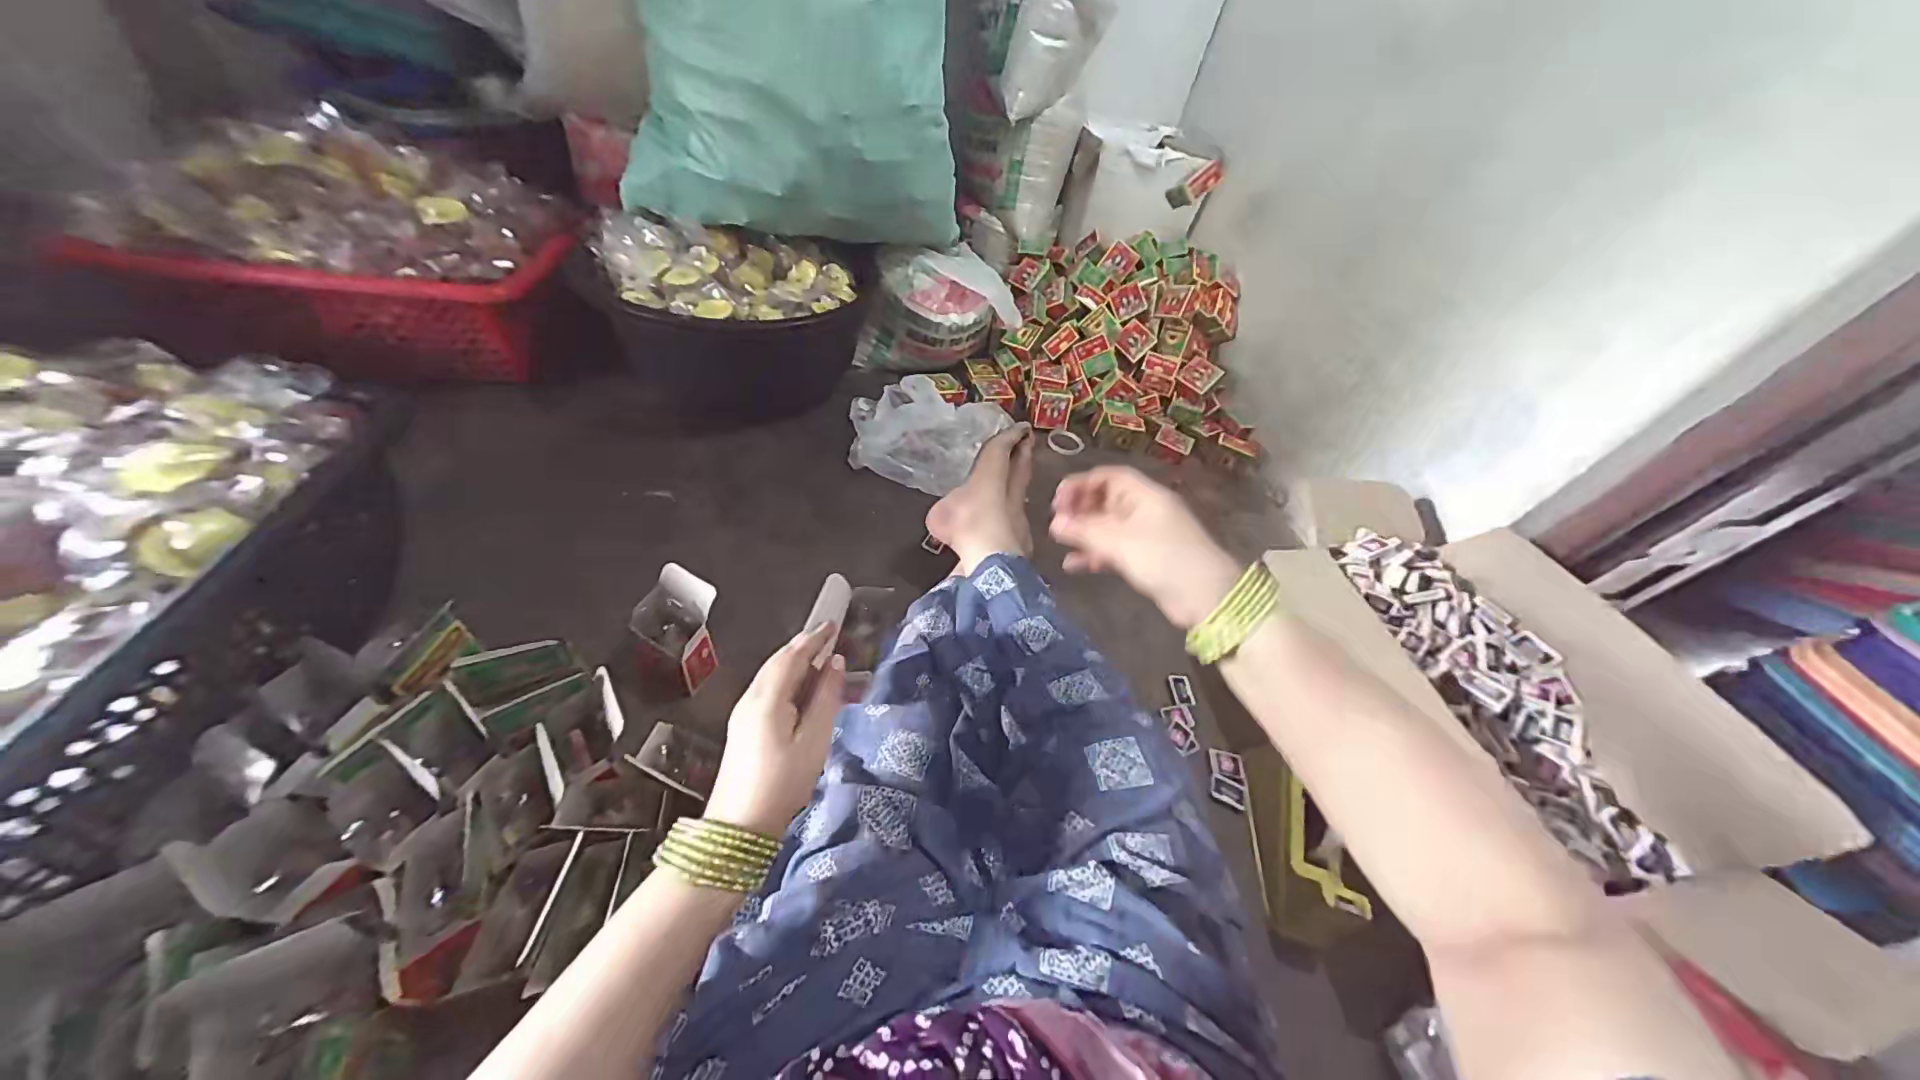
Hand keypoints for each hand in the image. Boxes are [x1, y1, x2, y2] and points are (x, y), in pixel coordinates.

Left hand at [704, 623, 845, 835]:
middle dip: (802, 646)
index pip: (792, 656)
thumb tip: (835, 664)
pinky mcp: (742, 728)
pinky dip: (785, 677)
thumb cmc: (783, 782)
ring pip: (770, 675)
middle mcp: (750, 699)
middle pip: (777, 662)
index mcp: (768, 698)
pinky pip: (767, 689)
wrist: (739, 825)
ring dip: (793, 661)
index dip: (813, 639)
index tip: (832, 625)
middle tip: (826, 635)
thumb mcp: (814, 740)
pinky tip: (798, 686)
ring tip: (816, 656)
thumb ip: (826, 698)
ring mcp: (742, 714)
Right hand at [1050, 465, 1242, 628]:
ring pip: (1108, 526)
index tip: (1058, 498)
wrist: (1206, 596)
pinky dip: (1095, 554)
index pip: (1110, 477)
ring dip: (1085, 532)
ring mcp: (1146, 535)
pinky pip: (1114, 548)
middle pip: (1107, 500)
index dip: (1082, 483)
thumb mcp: (1121, 542)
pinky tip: (1075, 565)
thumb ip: (1085, 531)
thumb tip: (1054, 523)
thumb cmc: (1164, 558)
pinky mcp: (1146, 558)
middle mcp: (1146, 510)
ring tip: (1060, 541)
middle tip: (1057, 520)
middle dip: (1080, 508)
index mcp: (1145, 496)